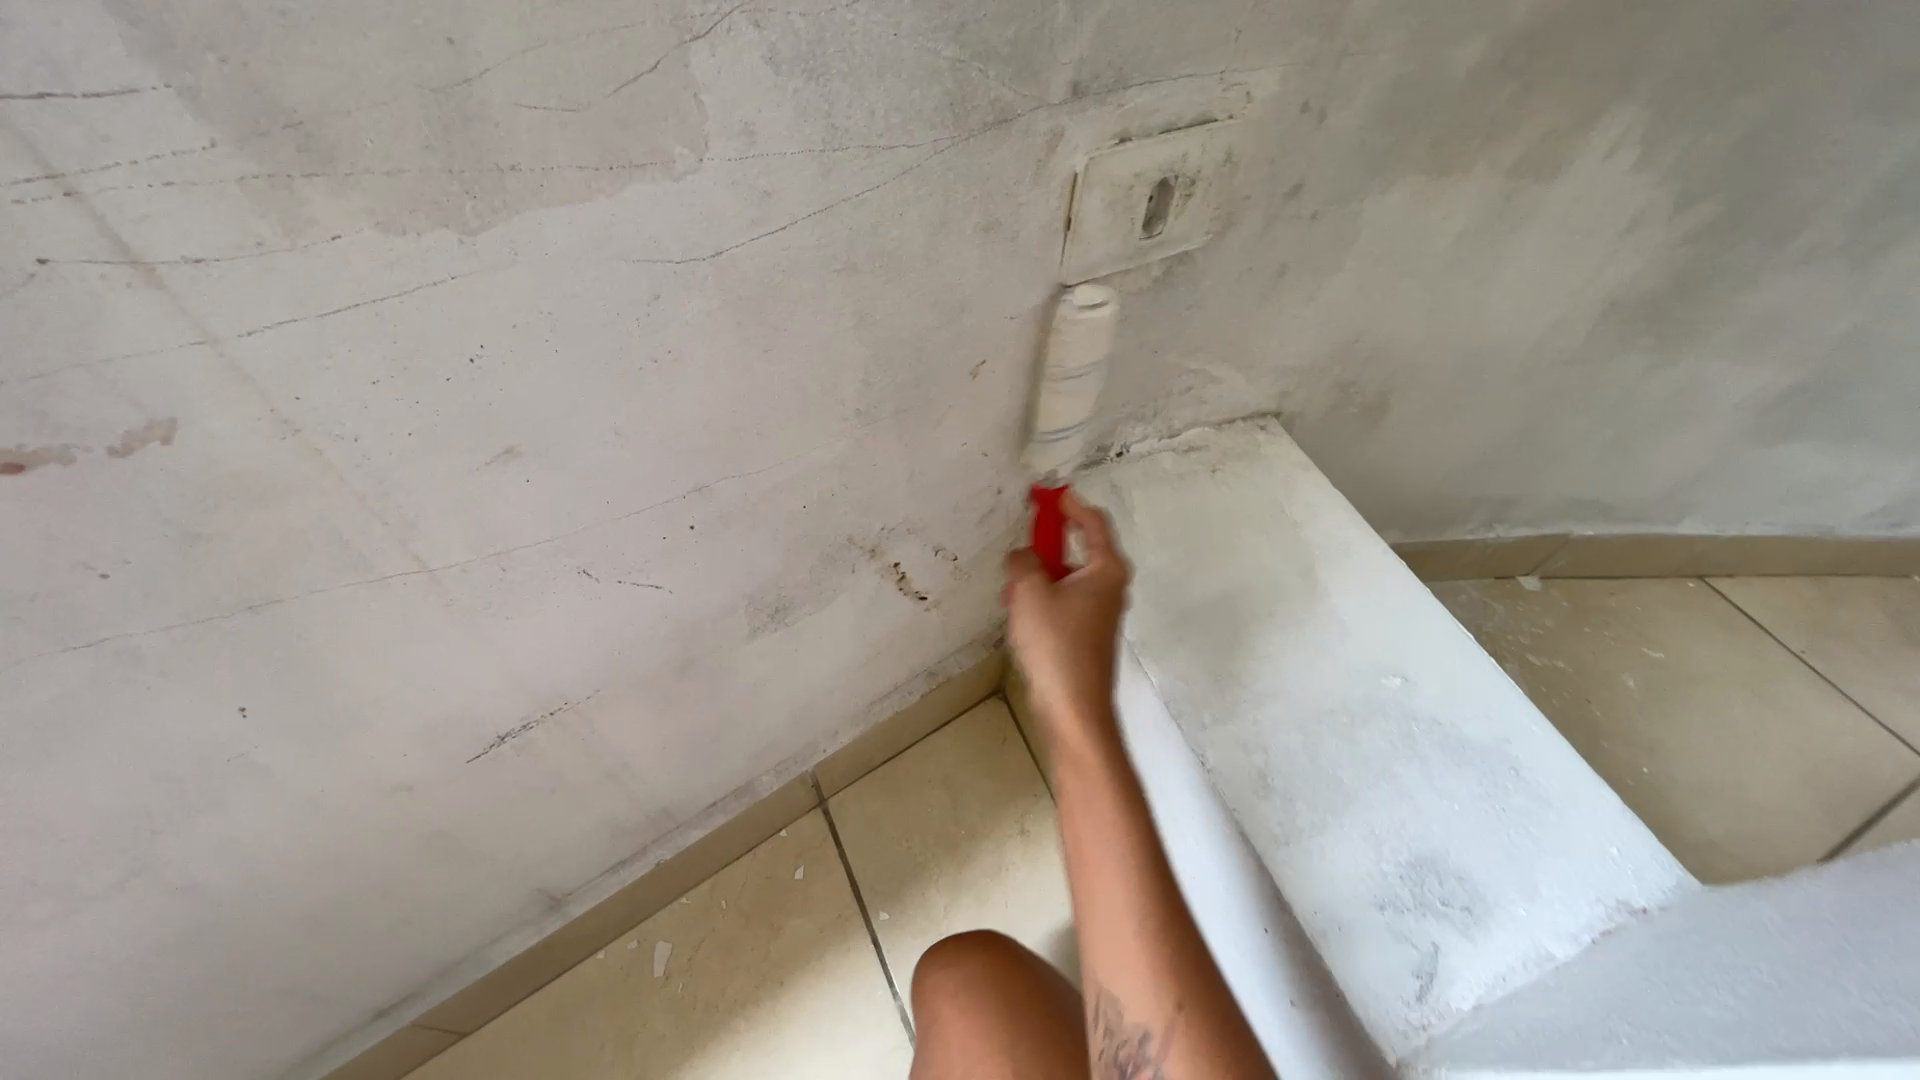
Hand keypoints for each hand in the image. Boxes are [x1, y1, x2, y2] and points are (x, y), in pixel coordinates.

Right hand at [1004, 491, 1130, 750]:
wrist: (1072, 707)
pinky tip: (1020, 617)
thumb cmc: (1055, 644)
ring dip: (1040, 577)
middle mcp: (1111, 587)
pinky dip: (1043, 600)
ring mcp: (1101, 613)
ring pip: (1068, 579)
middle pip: (1080, 549)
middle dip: (1048, 546)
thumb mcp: (1029, 592)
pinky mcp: (1088, 635)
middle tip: (1022, 547)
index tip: (1046, 494)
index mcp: (1106, 568)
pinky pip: (1064, 602)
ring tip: (1012, 591)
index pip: (1092, 521)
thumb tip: (1024, 556)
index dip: (1069, 504)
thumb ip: (1023, 561)